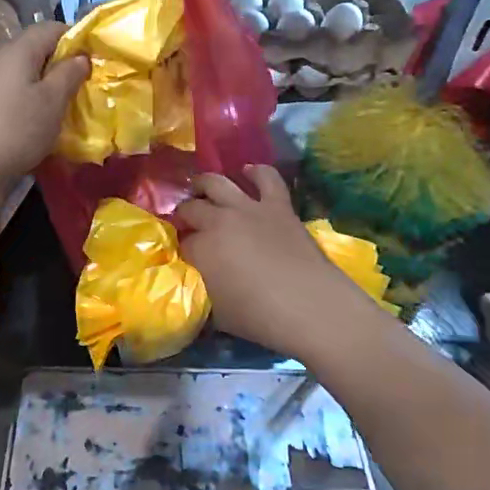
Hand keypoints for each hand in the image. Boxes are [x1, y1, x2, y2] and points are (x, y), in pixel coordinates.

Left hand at [0, 22, 88, 190]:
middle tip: (82, 82)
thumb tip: (81, 56)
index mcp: (17, 50)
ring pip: (23, 70)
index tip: (93, 57)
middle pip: (34, 48)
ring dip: (45, 80)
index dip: (75, 37)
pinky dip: (29, 95)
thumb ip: (70, 73)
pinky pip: (11, 88)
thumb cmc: (19, 128)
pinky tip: (37, 117)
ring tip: (62, 102)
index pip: (50, 27)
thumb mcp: (54, 100)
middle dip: (60, 60)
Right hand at [178, 165, 379, 359]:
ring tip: (200, 188)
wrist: (309, 305)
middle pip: (192, 209)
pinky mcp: (278, 204)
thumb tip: (199, 282)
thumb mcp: (216, 314)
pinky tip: (248, 172)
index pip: (181, 243)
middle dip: (185, 216)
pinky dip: (255, 172)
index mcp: (200, 250)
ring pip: (217, 183)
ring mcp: (249, 208)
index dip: (180, 248)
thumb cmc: (259, 317)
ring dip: (204, 184)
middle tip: (186, 223)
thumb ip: (202, 291)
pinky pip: (265, 177)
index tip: (182, 254)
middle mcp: (219, 221)